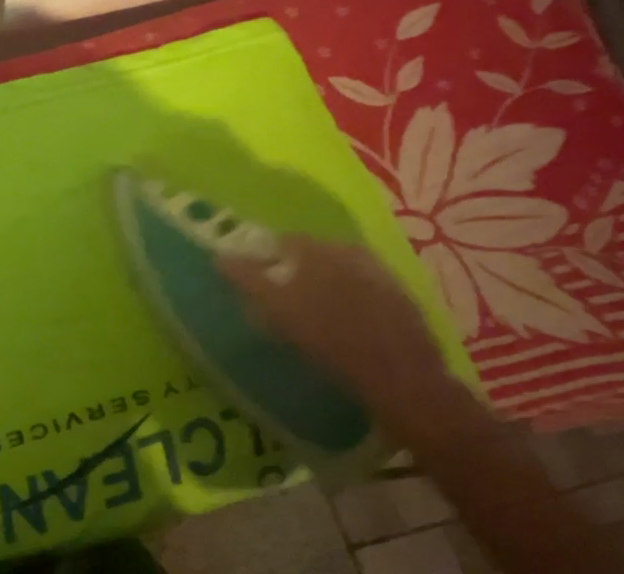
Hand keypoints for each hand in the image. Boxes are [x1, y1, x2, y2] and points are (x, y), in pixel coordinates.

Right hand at [218, 234, 454, 412]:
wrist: (405, 382)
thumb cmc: (333, 342)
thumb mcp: (281, 310)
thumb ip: (249, 280)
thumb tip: (219, 258)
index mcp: (323, 249)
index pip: (285, 241)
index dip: (266, 257)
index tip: (254, 275)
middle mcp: (355, 254)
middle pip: (315, 254)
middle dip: (296, 270)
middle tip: (281, 295)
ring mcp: (383, 278)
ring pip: (342, 273)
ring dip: (324, 286)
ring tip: (312, 312)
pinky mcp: (404, 305)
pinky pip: (367, 294)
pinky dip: (350, 303)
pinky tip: (344, 325)